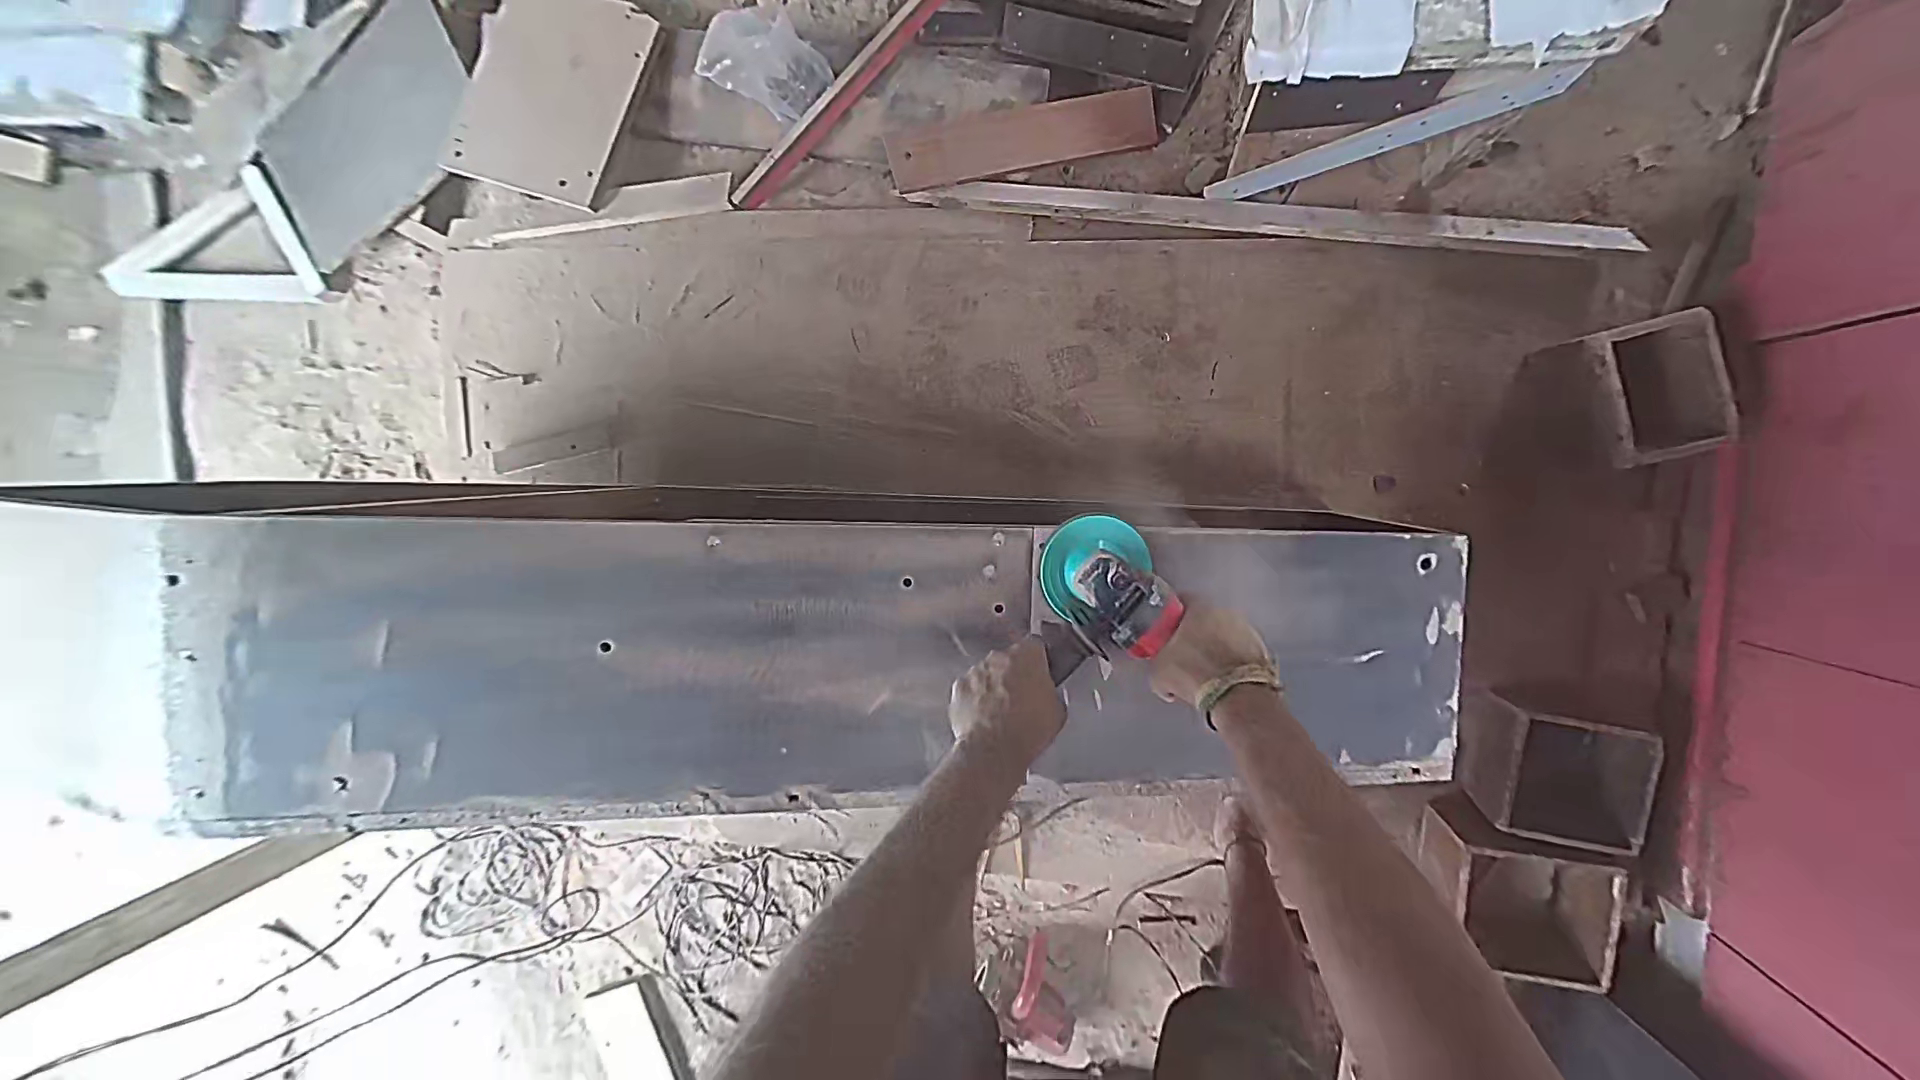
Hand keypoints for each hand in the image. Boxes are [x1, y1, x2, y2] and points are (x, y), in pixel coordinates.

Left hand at [950, 638, 1066, 764]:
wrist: (994, 750)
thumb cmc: (1029, 729)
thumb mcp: (1057, 710)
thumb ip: (1050, 690)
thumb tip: (1045, 693)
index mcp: (1027, 655)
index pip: (1035, 644)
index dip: (1038, 659)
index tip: (1039, 672)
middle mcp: (999, 656)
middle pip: (1008, 658)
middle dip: (1013, 672)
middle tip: (1020, 697)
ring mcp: (975, 670)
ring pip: (986, 672)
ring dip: (992, 685)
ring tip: (1000, 711)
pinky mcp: (958, 687)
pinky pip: (969, 688)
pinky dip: (974, 698)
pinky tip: (982, 717)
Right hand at [1149, 604, 1272, 708]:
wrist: (1237, 696)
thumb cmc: (1193, 672)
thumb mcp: (1159, 671)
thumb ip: (1157, 663)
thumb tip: (1161, 672)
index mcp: (1199, 606)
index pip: (1180, 601)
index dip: (1168, 617)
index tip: (1163, 631)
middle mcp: (1226, 611)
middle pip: (1204, 618)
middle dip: (1193, 634)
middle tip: (1182, 654)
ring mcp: (1248, 630)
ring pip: (1223, 635)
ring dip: (1214, 648)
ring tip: (1203, 672)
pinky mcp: (1263, 651)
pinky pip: (1239, 653)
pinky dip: (1230, 663)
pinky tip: (1221, 680)